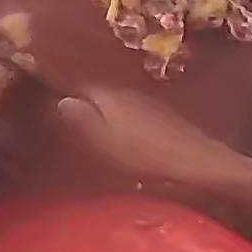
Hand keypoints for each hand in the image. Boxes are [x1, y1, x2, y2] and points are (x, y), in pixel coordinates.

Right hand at [53, 87, 251, 192]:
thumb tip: (60, 99)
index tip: (48, 111)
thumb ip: (79, 120)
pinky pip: (132, 116)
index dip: (62, 97)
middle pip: (96, 94)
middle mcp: (126, 91)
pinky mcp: (163, 118)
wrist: (202, 166)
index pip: (76, 86)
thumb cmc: (145, 157)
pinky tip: (122, 144)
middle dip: (83, 105)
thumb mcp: (102, 142)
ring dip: (104, 116)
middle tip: (68, 127)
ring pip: (115, 104)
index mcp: (107, 93)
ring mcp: (147, 103)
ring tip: (92, 136)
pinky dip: (123, 126)